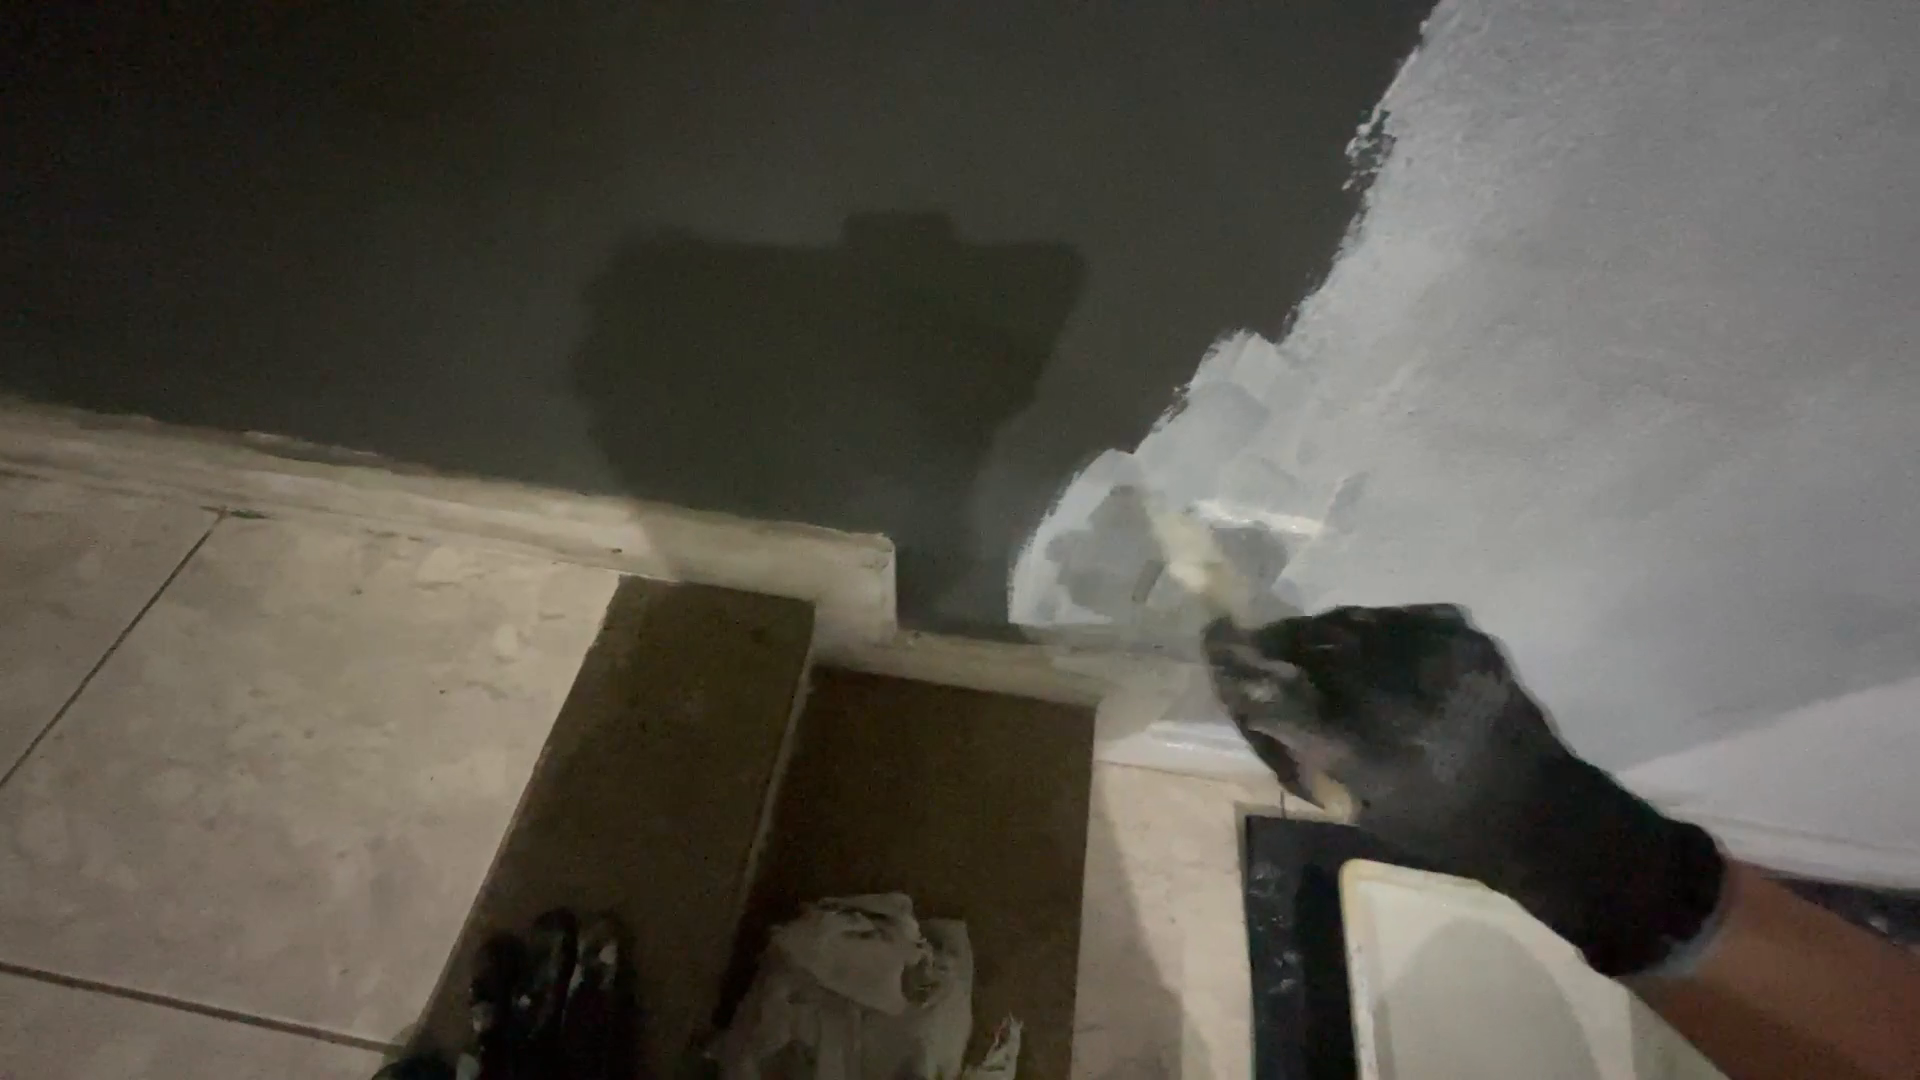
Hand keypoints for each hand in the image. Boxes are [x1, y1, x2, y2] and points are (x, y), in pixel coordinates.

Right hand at [1205, 604, 1726, 976]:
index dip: (1239, 663)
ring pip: (1353, 622)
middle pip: (1313, 644)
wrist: (1544, 817)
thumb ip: (1305, 746)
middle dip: (1280, 641)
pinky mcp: (1469, 639)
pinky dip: (1375, 626)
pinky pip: (1399, 615)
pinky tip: (1373, 642)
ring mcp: (1439, 658)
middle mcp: (1399, 696)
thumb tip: (1254, 696)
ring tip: (1315, 641)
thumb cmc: (1438, 823)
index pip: (1279, 691)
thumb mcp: (1359, 800)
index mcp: (1366, 749)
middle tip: (1263, 645)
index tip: (1216, 644)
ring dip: (1325, 631)